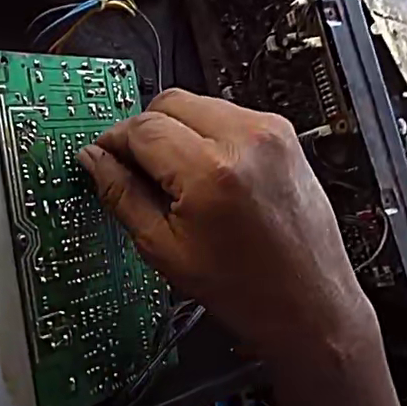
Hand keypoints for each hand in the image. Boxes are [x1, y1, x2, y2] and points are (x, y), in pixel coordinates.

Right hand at [78, 90, 376, 365]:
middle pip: (168, 102)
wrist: (310, 303)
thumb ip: (123, 196)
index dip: (113, 141)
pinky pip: (227, 115)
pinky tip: (202, 172)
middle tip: (132, 167)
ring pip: (197, 103)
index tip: (103, 156)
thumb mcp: (166, 250)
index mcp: (211, 171)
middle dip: (142, 130)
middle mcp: (246, 139)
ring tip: (172, 176)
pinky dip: (204, 133)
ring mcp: (271, 132)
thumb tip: (96, 162)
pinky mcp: (283, 136)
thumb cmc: (249, 290)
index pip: (142, 127)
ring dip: (173, 129)